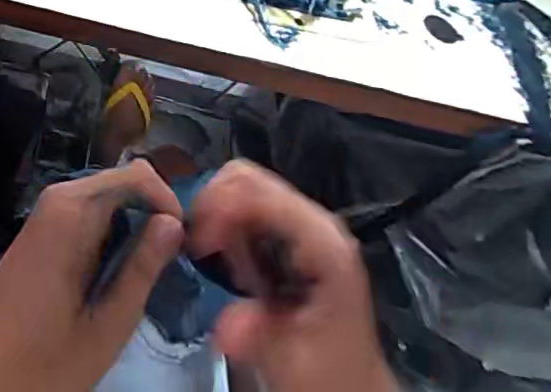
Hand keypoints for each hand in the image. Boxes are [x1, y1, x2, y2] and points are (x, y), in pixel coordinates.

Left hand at [0, 160, 185, 391]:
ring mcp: (50, 206)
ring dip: (136, 221)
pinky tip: (120, 269)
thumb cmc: (39, 358)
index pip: (138, 174)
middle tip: (172, 263)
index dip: (168, 202)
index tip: (184, 247)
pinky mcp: (46, 221)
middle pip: (125, 180)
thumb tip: (174, 224)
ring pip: (111, 193)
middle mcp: (62, 194)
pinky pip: (93, 208)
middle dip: (154, 211)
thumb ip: (141, 269)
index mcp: (75, 210)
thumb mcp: (104, 326)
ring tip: (151, 270)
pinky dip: (115, 228)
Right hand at [189, 161, 396, 391]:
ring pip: (243, 187)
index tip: (197, 246)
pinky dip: (229, 226)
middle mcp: (315, 222)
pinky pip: (248, 205)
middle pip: (247, 179)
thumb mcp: (293, 365)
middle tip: (202, 252)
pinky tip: (236, 265)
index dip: (220, 209)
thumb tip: (225, 327)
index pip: (259, 193)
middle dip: (214, 209)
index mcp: (322, 243)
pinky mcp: (292, 231)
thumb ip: (258, 337)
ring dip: (220, 219)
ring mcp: (305, 223)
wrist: (353, 385)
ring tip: (223, 264)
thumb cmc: (329, 376)